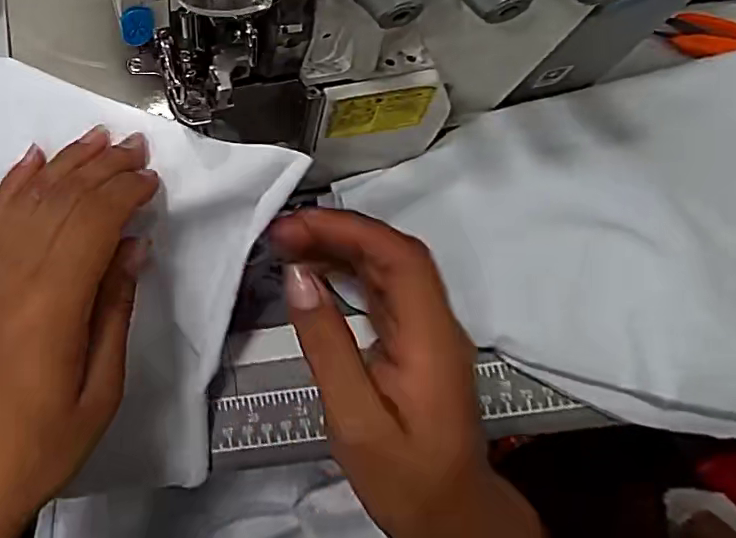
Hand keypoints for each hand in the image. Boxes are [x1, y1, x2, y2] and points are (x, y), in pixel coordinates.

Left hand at [0, 126, 157, 537]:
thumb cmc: (42, 440)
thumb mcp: (100, 388)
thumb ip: (115, 308)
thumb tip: (134, 247)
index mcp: (53, 302)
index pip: (93, 221)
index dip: (125, 192)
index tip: (152, 180)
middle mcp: (17, 272)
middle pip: (64, 198)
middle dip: (104, 166)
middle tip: (136, 147)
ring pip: (32, 196)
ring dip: (66, 161)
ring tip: (96, 138)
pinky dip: (16, 180)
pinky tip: (33, 157)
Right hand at [270, 209, 539, 537]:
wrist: (454, 522)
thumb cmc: (407, 479)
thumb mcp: (355, 420)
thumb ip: (326, 344)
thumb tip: (297, 277)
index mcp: (430, 338)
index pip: (398, 257)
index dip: (347, 229)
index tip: (296, 226)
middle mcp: (435, 322)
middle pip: (391, 251)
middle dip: (335, 230)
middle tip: (282, 232)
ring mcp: (427, 326)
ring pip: (385, 262)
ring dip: (337, 244)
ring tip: (289, 243)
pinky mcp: (413, 335)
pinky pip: (379, 283)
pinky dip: (343, 265)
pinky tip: (314, 269)